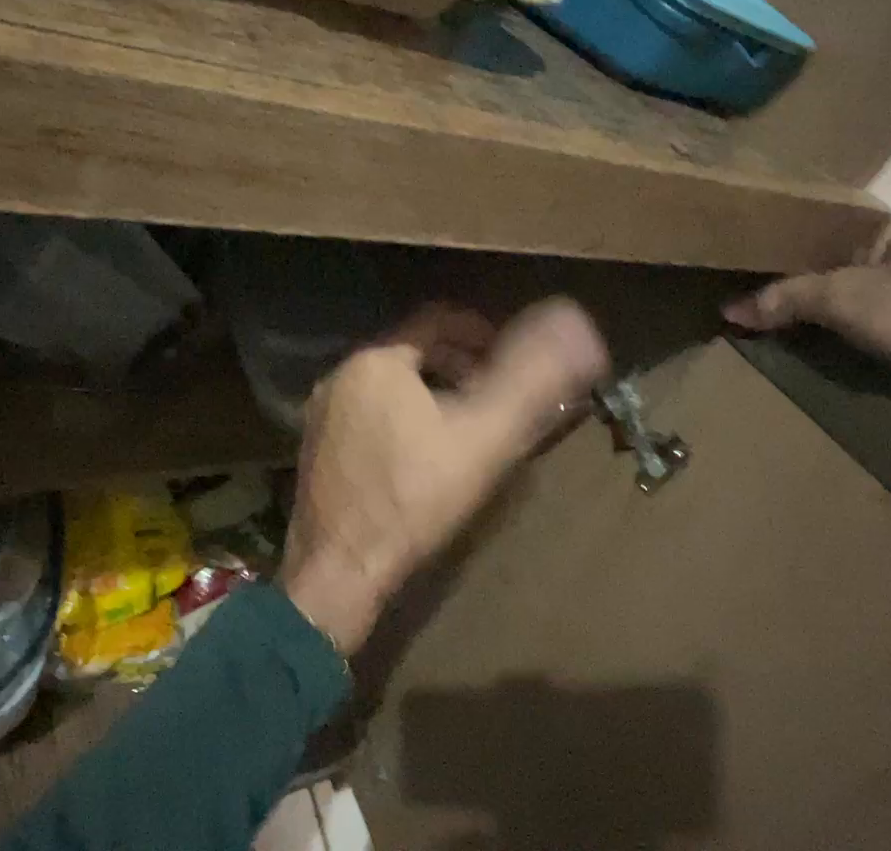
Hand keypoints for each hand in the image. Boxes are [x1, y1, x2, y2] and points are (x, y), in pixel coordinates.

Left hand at [280, 298, 609, 653]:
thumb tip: (576, 326)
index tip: (509, 355)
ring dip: (430, 390)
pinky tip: (422, 454)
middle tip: (495, 392)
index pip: (435, 319)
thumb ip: (530, 382)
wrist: (338, 570)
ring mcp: (322, 413)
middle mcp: (340, 375)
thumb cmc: (414, 499)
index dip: (480, 330)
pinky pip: (366, 412)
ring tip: (466, 422)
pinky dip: (400, 416)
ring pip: (387, 383)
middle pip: (410, 350)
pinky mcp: (314, 448)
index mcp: (376, 361)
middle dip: (458, 362)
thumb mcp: (484, 438)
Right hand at [723, 214, 890, 475]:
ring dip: (837, 342)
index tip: (751, 288)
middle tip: (759, 327)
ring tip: (782, 356)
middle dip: (810, 307)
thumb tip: (728, 309)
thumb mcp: (845, 295)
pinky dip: (864, 366)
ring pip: (870, 323)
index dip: (792, 263)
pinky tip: (831, 378)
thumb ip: (786, 299)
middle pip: (850, 284)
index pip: (834, 241)